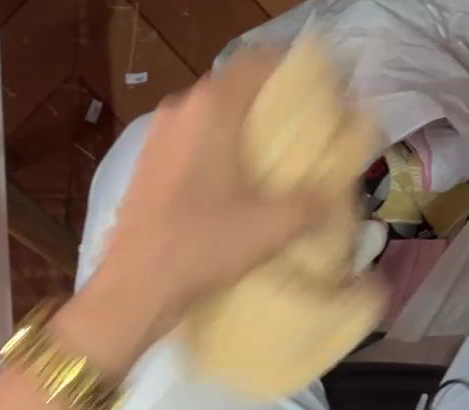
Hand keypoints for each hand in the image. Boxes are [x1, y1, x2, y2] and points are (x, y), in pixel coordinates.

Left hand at [84, 49, 332, 347]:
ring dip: (239, 136)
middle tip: (299, 137)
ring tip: (266, 166)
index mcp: (212, 107)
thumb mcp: (269, 229)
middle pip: (235, 91)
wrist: (136, 287)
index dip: (295, 75)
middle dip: (269, 110)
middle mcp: (180, 110)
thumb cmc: (203, 247)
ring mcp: (156, 138)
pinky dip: (213, 157)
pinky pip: (189, 147)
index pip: (261, 62)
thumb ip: (309, 205)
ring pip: (209, 121)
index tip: (319, 98)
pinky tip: (228, 190)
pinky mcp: (144, 168)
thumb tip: (331, 197)